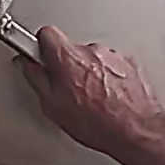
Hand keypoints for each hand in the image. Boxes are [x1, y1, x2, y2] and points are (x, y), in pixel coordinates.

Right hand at [16, 26, 164, 159]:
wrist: (137, 131)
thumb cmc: (98, 123)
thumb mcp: (53, 106)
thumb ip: (36, 78)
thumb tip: (27, 64)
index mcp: (67, 58)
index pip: (46, 33)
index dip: (41, 46)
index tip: (40, 58)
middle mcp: (91, 51)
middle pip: (71, 48)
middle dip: (67, 65)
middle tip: (68, 90)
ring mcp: (113, 56)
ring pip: (92, 57)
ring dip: (90, 72)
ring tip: (93, 98)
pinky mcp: (130, 63)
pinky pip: (111, 65)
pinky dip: (108, 77)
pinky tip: (108, 98)